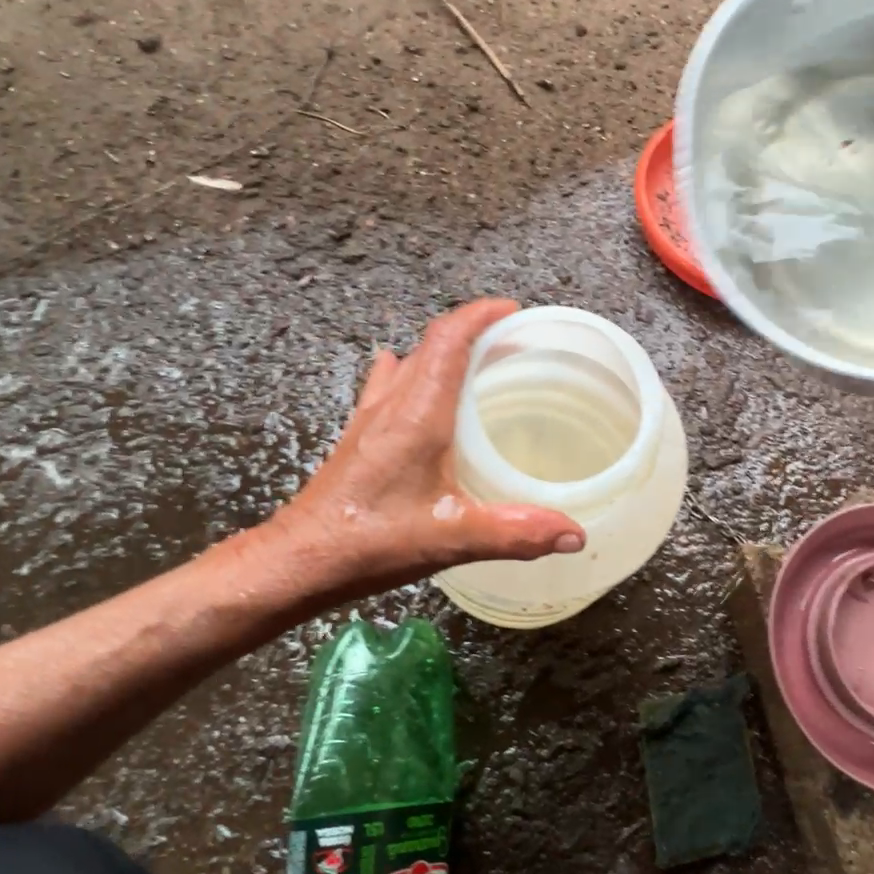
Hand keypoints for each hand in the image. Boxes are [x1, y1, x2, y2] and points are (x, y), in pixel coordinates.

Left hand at [267, 299, 585, 602]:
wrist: (298, 561)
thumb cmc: (370, 543)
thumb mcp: (452, 538)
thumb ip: (516, 532)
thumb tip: (575, 534)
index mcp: (418, 413)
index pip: (448, 339)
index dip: (480, 315)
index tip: (514, 311)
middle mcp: (392, 405)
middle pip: (433, 344)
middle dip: (475, 332)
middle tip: (515, 343)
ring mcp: (370, 418)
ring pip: (411, 362)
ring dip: (446, 352)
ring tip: (480, 364)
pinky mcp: (359, 437)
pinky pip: (390, 385)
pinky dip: (416, 373)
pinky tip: (421, 389)